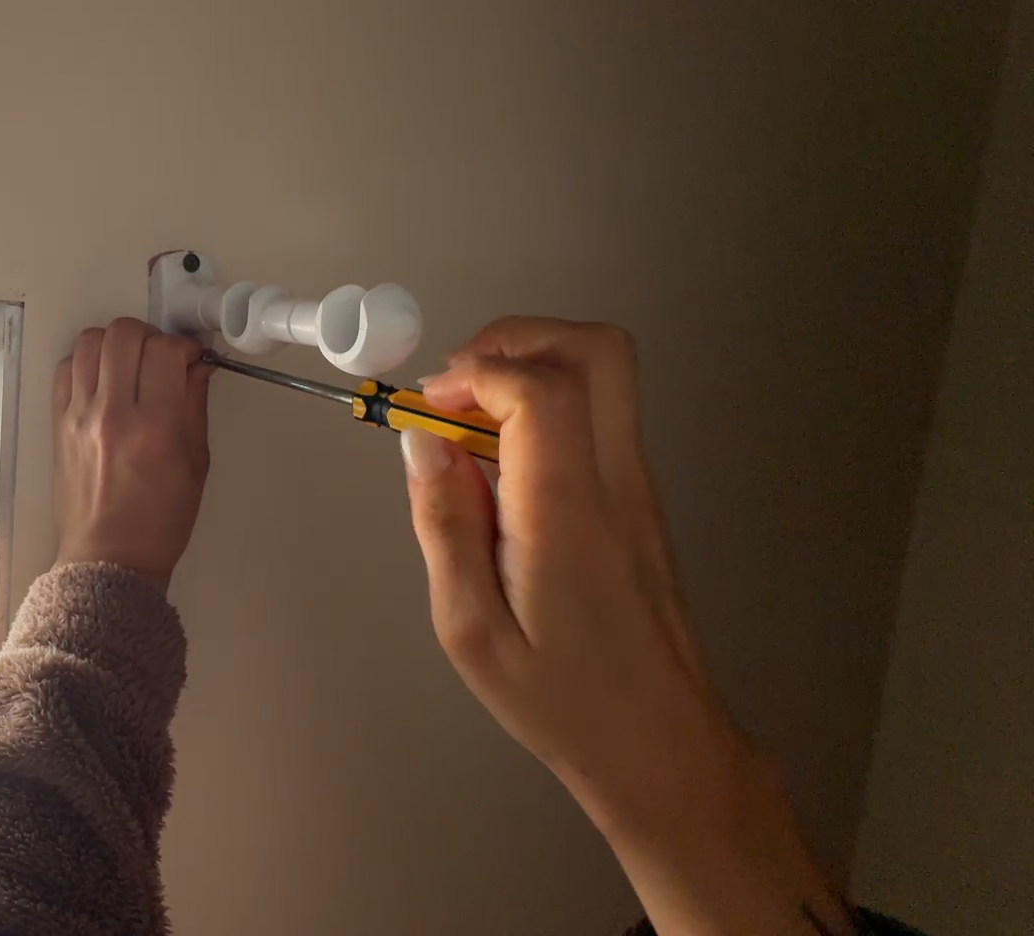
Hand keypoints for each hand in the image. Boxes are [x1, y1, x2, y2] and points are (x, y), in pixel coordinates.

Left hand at [52, 317, 212, 589]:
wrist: (108, 558)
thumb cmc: (160, 520)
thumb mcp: (195, 464)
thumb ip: (194, 406)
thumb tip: (197, 365)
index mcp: (155, 428)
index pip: (165, 351)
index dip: (183, 345)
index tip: (189, 358)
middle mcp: (112, 414)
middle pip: (123, 335)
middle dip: (149, 335)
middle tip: (158, 357)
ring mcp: (78, 416)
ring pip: (88, 342)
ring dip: (114, 343)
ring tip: (127, 364)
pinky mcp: (57, 423)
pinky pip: (63, 368)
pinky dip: (84, 362)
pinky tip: (101, 380)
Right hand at [404, 317, 848, 935]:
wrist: (663, 746)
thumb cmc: (557, 696)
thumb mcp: (468, 624)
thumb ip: (443, 522)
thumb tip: (423, 442)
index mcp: (567, 515)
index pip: (543, 390)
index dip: (475, 372)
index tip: (427, 408)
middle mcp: (615, 482)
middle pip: (595, 349)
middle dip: (511, 339)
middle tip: (454, 387)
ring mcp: (636, 484)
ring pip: (601, 370)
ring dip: (521, 368)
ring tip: (464, 423)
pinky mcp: (637, 494)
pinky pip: (594, 411)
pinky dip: (537, 402)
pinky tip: (493, 460)